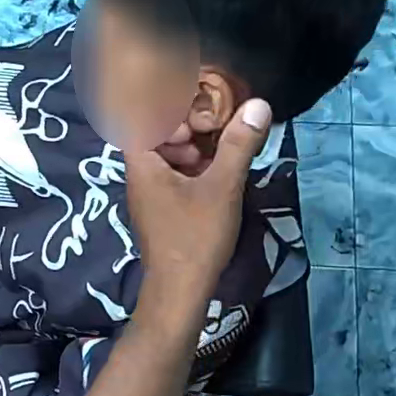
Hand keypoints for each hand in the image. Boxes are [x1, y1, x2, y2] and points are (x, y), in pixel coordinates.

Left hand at [126, 99, 272, 318]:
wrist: (180, 290)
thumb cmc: (195, 236)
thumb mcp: (222, 186)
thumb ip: (239, 144)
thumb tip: (258, 105)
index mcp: (141, 161)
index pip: (140, 114)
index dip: (167, 104)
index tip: (198, 108)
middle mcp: (137, 173)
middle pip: (153, 132)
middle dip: (184, 124)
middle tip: (213, 124)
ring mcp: (147, 193)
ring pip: (165, 155)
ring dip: (191, 146)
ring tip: (218, 148)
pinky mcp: (159, 208)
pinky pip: (171, 175)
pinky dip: (191, 167)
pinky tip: (216, 174)